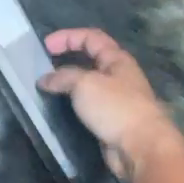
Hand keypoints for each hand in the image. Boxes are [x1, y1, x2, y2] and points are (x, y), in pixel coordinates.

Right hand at [38, 28, 179, 177]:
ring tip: (48, 90)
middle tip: (45, 68)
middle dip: (68, 60)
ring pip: (88, 84)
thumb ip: (63, 77)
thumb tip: (45, 79)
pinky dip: (73, 104)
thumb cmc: (115, 108)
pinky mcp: (110, 120)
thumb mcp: (85, 84)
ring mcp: (115, 99)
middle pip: (90, 60)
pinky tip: (60, 111)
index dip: (68, 37)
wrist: (138, 145)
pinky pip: (87, 105)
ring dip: (68, 85)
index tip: (45, 46)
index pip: (91, 38)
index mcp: (117, 60)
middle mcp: (118, 76)